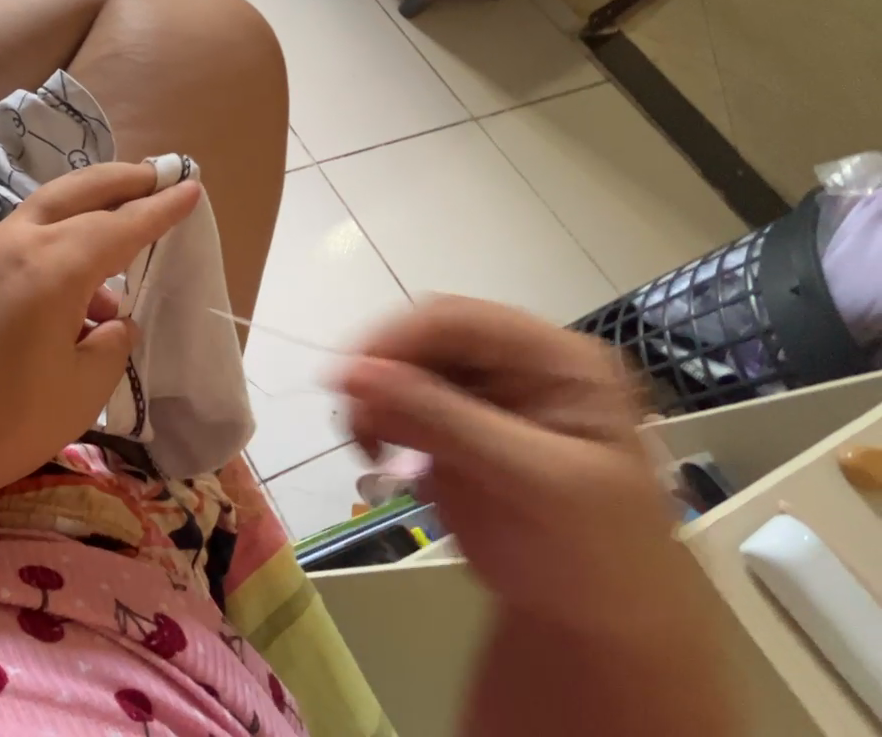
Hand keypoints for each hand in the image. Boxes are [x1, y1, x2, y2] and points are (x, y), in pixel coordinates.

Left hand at [0, 162, 199, 495]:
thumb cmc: (3, 422)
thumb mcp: (81, 389)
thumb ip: (109, 345)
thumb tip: (112, 321)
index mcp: (52, 267)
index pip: (119, 226)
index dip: (159, 210)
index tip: (192, 187)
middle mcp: (16, 243)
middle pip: (75, 192)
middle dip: (120, 180)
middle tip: (156, 175)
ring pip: (45, 209)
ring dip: (86, 209)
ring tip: (123, 235)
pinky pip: (23, 237)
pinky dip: (56, 238)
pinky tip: (78, 283)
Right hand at [336, 297, 687, 633]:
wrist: (599, 628)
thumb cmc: (590, 556)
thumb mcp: (527, 481)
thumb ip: (441, 420)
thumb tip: (352, 372)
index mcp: (557, 361)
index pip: (457, 319)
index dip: (396, 340)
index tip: (350, 384)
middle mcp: (515, 364)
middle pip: (420, 337)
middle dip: (379, 374)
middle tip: (355, 425)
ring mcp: (480, 394)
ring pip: (397, 366)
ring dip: (369, 400)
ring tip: (368, 450)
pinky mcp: (447, 423)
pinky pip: (391, 400)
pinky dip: (371, 420)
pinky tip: (377, 455)